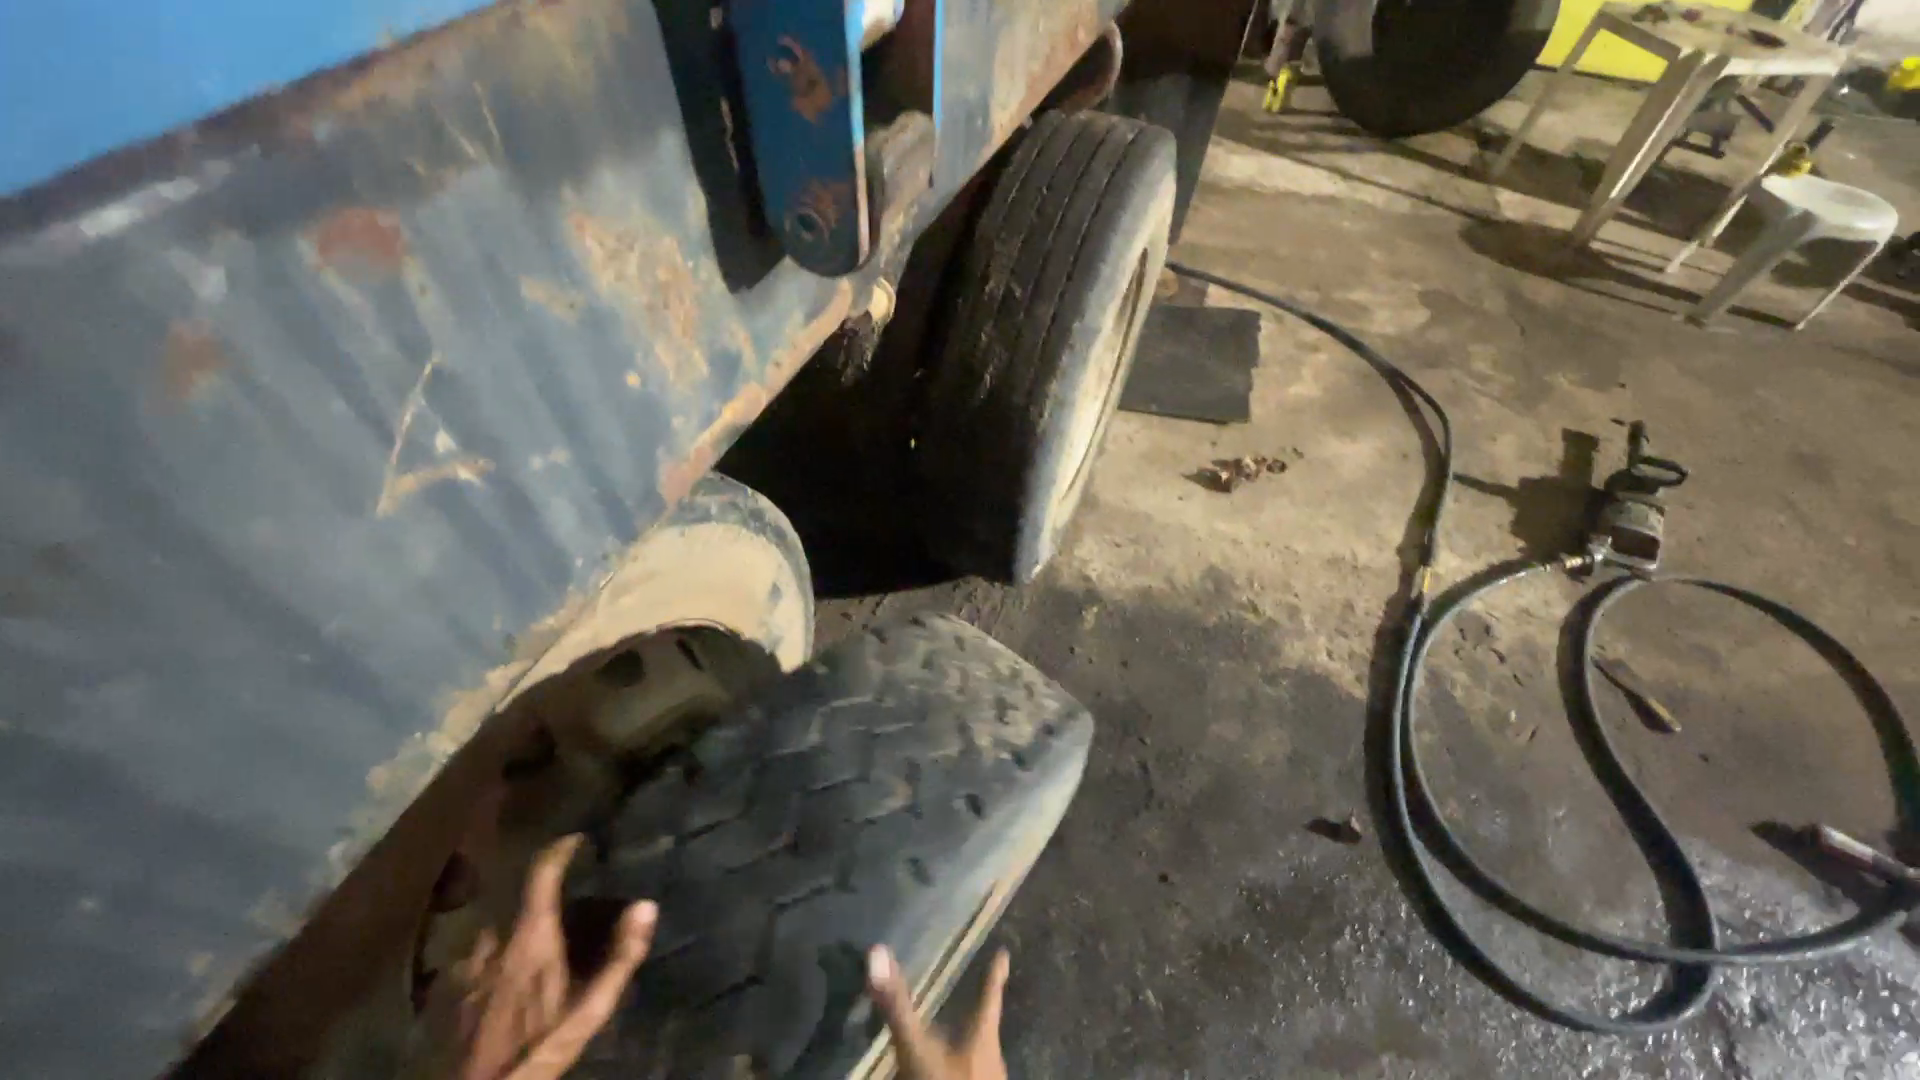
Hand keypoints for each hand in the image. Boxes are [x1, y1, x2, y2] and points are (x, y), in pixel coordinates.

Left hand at [429, 834, 654, 1079]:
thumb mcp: (588, 1011)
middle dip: (540, 896)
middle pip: (517, 900)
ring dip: (516, 927)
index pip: (540, 873)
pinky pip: (477, 959)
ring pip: (495, 930)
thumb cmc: (537, 1049)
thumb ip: (619, 958)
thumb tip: (646, 906)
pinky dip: (495, 956)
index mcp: (530, 937)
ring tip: (536, 938)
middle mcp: (494, 941)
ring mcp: (467, 966)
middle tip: (564, 899)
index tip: (577, 838)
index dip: (558, 850)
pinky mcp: (451, 992)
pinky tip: (505, 978)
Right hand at [866, 945, 1009, 1079]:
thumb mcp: (917, 1050)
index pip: (990, 996)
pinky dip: (952, 1071)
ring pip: (975, 1058)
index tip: (1003, 954)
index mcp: (982, 1037)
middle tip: (972, 993)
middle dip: (976, 1013)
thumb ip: (897, 1007)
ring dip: (963, 1047)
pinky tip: (937, 1072)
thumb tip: (876, 952)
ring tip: (952, 1034)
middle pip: (984, 1029)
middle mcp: (989, 1060)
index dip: (994, 975)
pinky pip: (963, 1076)